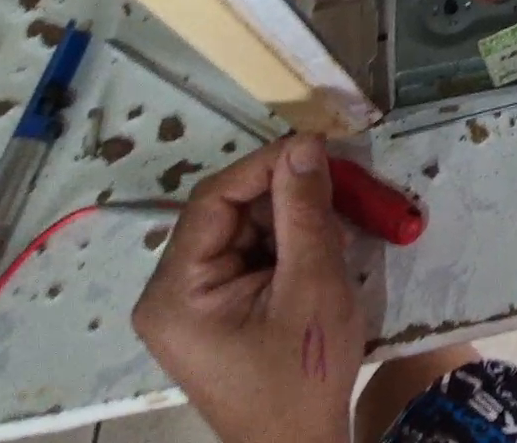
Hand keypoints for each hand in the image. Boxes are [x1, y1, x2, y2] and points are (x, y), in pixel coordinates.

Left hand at [132, 136, 362, 442]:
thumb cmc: (303, 373)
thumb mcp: (312, 283)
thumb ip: (305, 210)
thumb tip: (304, 143)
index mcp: (177, 290)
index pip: (213, 200)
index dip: (265, 165)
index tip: (318, 145)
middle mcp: (174, 289)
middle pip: (232, 212)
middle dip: (288, 197)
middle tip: (342, 188)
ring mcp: (198, 299)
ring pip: (250, 228)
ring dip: (297, 220)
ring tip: (338, 231)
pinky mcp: (223, 306)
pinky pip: (258, 251)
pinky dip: (295, 243)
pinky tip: (325, 251)